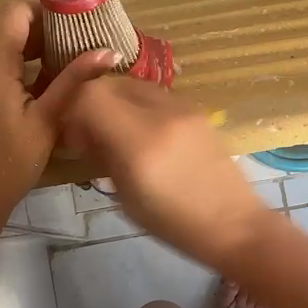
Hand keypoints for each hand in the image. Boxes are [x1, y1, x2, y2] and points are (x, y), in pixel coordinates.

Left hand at [0, 2, 114, 224]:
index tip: (69, 25)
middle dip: (35, 27)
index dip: (42, 10)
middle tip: (67, 45)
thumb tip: (108, 52)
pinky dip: (8, 63)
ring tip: (54, 66)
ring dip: (22, 46)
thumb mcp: (48, 121)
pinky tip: (30, 89)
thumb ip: (74, 81)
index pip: (13, 12)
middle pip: (1, 24)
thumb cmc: (11, 163)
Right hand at [61, 77, 279, 270]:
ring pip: (134, 85)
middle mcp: (162, 114)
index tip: (75, 139)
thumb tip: (87, 135)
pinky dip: (139, 107)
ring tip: (118, 136)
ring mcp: (183, 107)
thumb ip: (103, 157)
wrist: (234, 223)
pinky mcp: (197, 110)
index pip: (90, 96)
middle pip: (110, 84)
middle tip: (92, 137)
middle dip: (92, 104)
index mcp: (140, 142)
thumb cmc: (175, 224)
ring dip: (116, 103)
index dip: (73, 111)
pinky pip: (156, 95)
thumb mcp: (126, 198)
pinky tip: (144, 136)